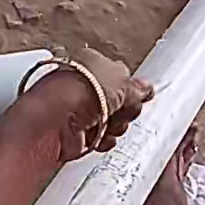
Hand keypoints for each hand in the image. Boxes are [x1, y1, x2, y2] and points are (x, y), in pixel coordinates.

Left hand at [25, 49, 153, 162]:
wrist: (57, 119)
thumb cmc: (83, 91)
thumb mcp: (123, 84)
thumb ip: (137, 89)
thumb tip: (147, 89)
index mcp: (91, 63)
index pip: (119, 76)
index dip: (130, 89)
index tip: (137, 96)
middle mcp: (83, 86)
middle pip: (119, 103)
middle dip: (125, 110)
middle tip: (120, 110)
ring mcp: (78, 111)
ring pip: (113, 122)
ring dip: (116, 127)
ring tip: (107, 124)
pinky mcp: (75, 134)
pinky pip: (101, 139)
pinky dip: (104, 140)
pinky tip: (99, 137)